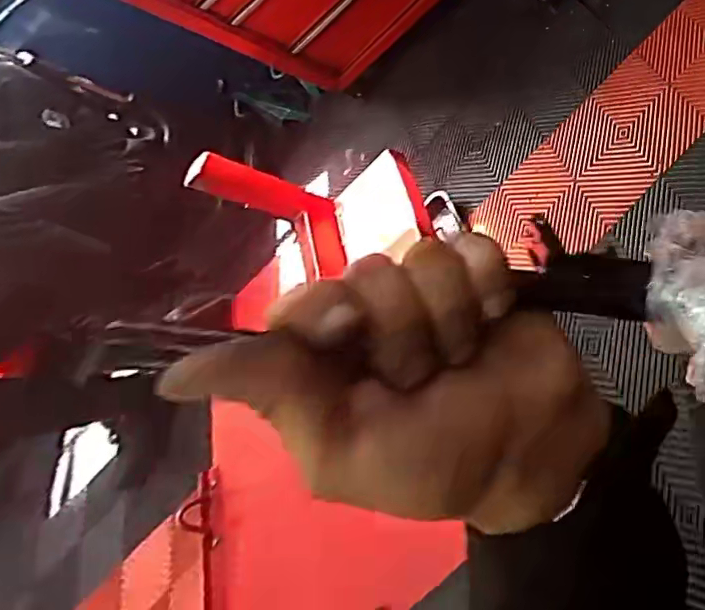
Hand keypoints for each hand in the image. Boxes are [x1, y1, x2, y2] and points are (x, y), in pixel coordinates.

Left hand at [156, 234, 611, 533]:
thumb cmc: (435, 461)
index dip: (324, 306)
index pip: (304, 297)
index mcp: (329, 356)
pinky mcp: (485, 268)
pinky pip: (476, 244)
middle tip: (425, 373)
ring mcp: (434, 285)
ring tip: (466, 351)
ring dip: (451, 312)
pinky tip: (495, 316)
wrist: (531, 445)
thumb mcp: (345, 451)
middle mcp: (377, 310)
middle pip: (371, 269)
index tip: (350, 332)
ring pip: (427, 253)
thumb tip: (173, 374)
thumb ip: (278, 398)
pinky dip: (488, 282)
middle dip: (404, 328)